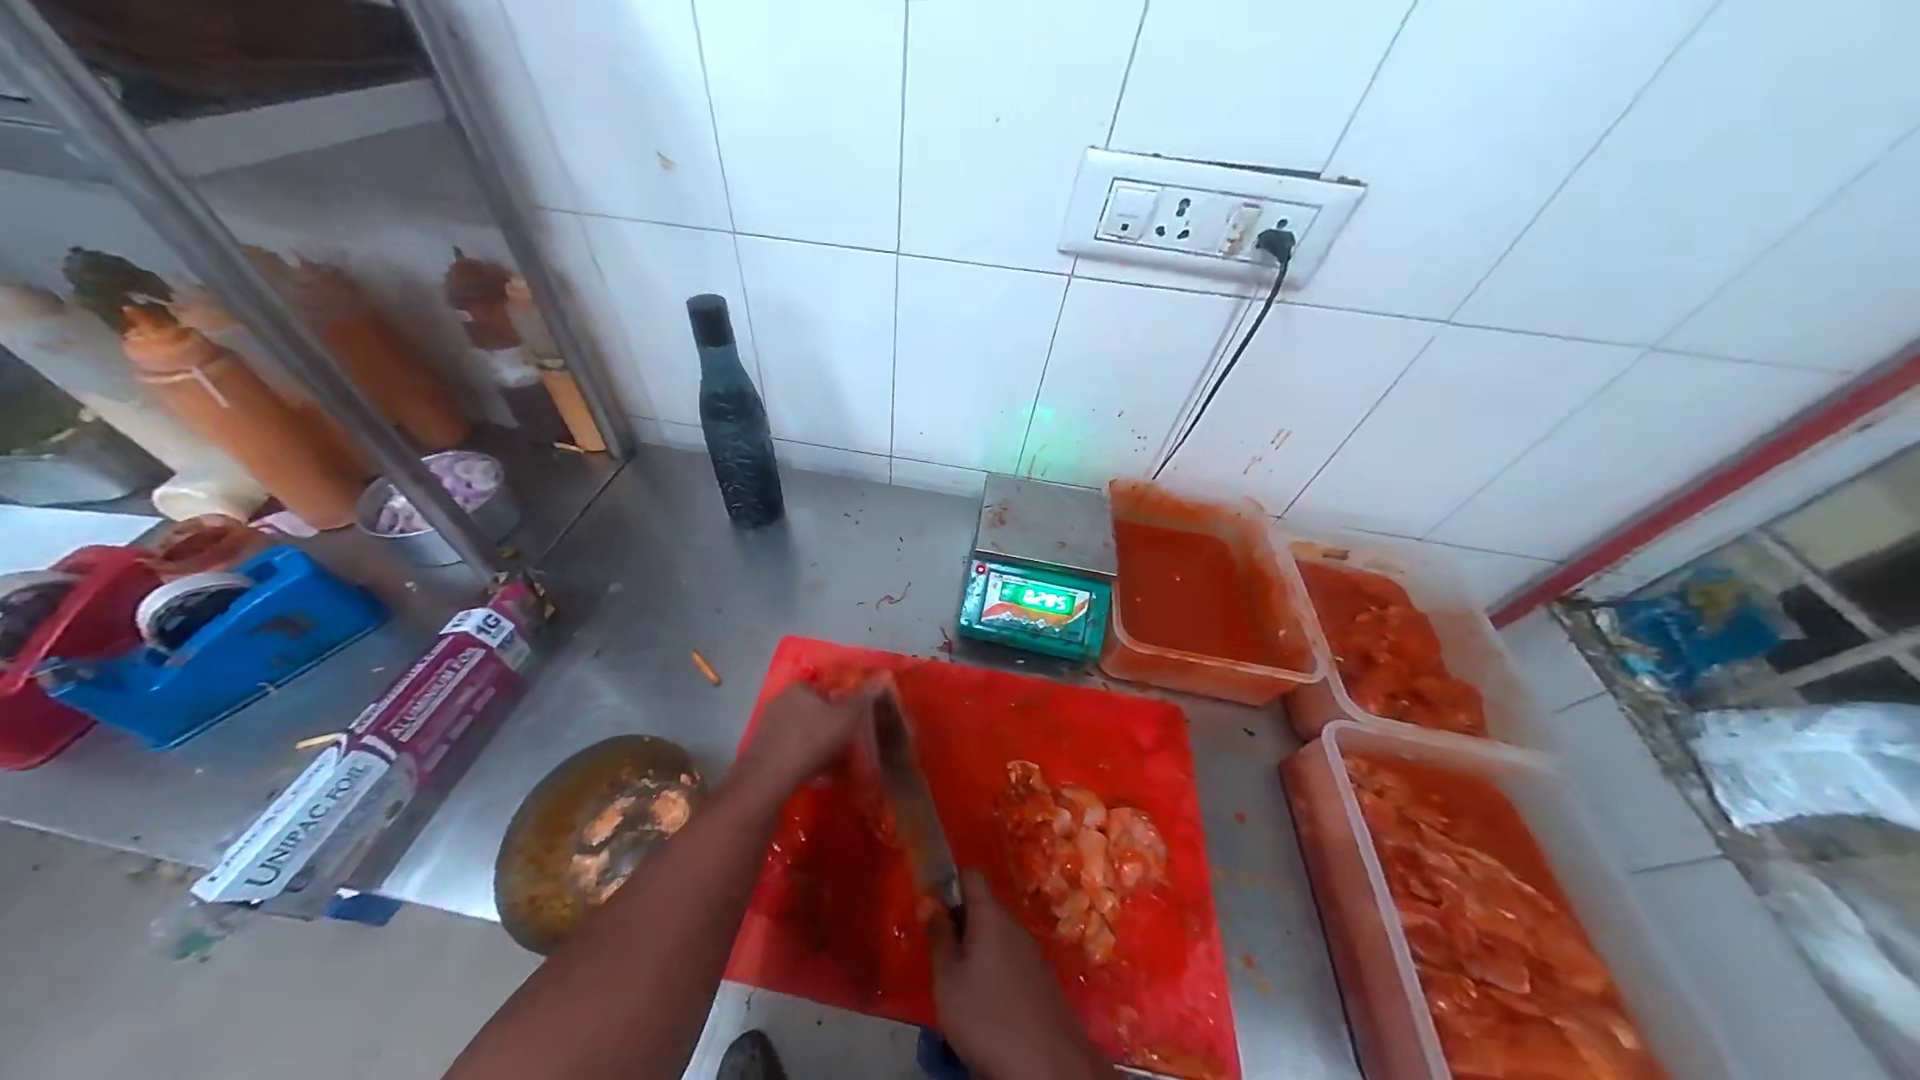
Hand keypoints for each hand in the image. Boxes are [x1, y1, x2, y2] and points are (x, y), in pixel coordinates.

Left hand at [728, 681, 873, 806]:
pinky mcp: (763, 750)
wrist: (771, 776)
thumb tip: (883, 678)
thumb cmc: (813, 739)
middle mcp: (780, 701)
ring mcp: (769, 726)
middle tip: (847, 745)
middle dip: (831, 728)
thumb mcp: (847, 717)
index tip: (854, 723)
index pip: (825, 689)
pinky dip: (806, 760)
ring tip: (835, 766)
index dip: (842, 705)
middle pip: (815, 712)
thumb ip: (864, 699)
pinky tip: (818, 776)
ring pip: (804, 733)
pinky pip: (792, 751)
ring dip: (819, 747)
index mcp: (798, 688)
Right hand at [929, 872, 1109, 1079]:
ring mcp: (1032, 950)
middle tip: (940, 953)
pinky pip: (1010, 957)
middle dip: (959, 921)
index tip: (931, 906)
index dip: (949, 882)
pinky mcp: (1041, 977)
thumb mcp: (948, 980)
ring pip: (996, 934)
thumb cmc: (988, 1017)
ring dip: (976, 947)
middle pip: (983, 907)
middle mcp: (1015, 925)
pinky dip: (994, 967)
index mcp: (991, 916)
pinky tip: (986, 1001)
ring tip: (959, 982)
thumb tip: (930, 902)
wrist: (1049, 1065)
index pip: (971, 875)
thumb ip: (938, 937)